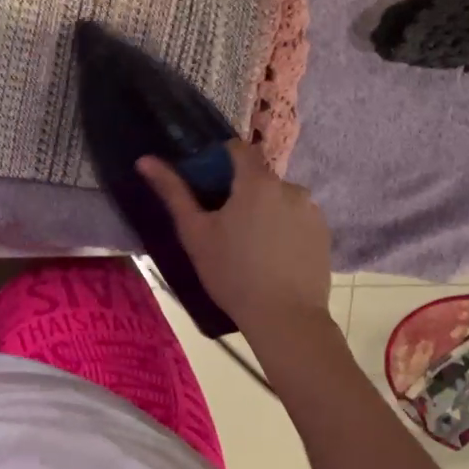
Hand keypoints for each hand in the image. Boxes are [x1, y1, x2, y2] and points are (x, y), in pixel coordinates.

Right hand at [137, 140, 331, 331]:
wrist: (286, 319)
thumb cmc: (233, 273)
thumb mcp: (195, 233)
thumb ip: (172, 191)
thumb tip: (144, 160)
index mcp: (257, 181)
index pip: (237, 149)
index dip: (218, 160)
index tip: (206, 185)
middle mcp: (290, 187)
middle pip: (257, 176)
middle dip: (240, 191)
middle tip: (222, 224)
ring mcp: (311, 210)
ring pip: (278, 198)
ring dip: (263, 209)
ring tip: (249, 244)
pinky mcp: (324, 234)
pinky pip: (296, 218)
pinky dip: (283, 226)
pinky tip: (272, 255)